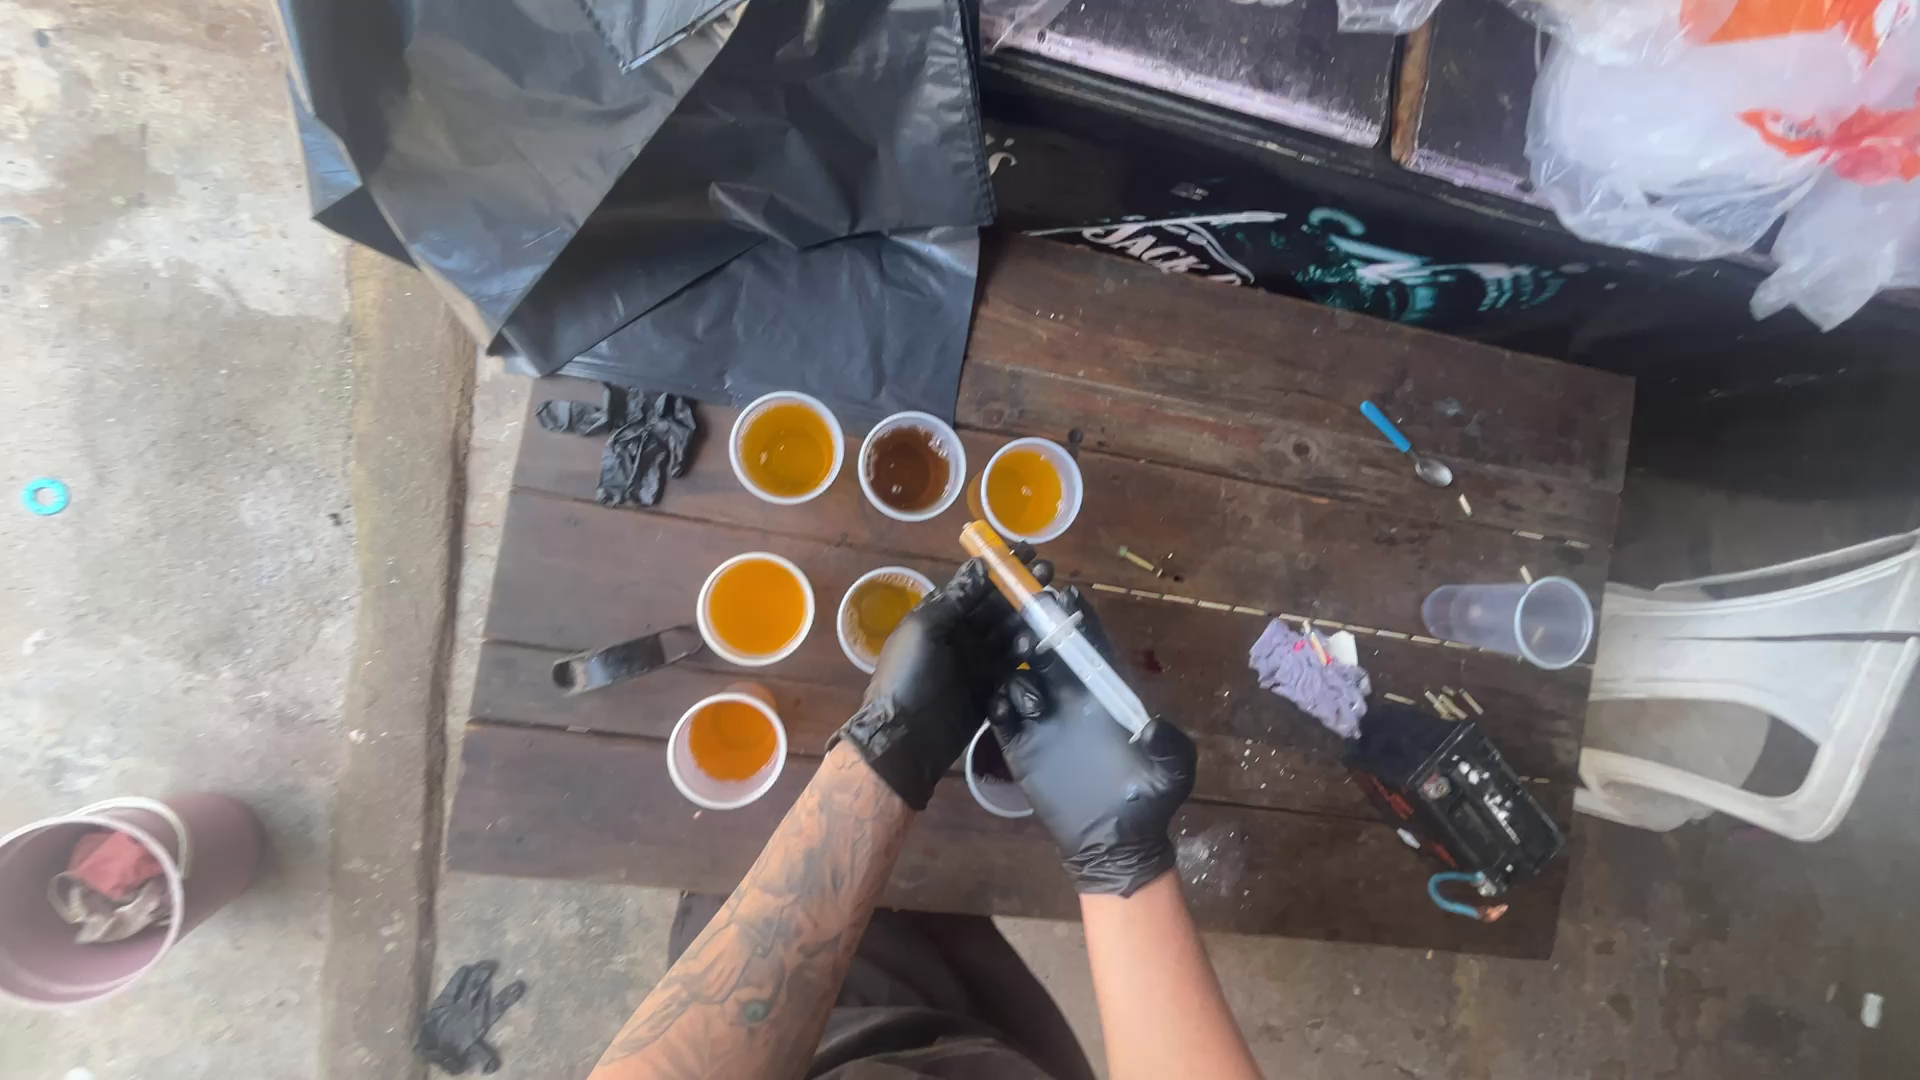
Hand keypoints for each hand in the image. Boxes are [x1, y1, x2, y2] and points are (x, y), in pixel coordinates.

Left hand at [835, 550, 1051, 809]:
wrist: (904, 739)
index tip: (1029, 551)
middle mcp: (961, 634)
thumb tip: (980, 564)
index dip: (1002, 567)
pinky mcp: (990, 688)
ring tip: (1049, 610)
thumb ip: (955, 598)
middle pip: (998, 606)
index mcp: (941, 615)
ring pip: (1009, 633)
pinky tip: (1041, 644)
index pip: (976, 583)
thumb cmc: (908, 676)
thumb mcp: (924, 630)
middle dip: (1022, 589)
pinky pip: (1013, 665)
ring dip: (1028, 619)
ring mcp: (977, 661)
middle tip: (1049, 573)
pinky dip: (1026, 653)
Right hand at [988, 588, 1196, 896]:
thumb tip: (1153, 723)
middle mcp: (1070, 696)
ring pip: (1020, 674)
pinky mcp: (1018, 742)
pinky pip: (1000, 712)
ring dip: (1017, 663)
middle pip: (1049, 650)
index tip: (1069, 594)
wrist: (1113, 844)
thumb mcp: (1172, 773)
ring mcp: (1041, 717)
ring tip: (1023, 664)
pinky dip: (998, 702)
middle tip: (1032, 619)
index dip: (1081, 618)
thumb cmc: (1148, 802)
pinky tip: (1004, 706)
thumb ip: (1169, 746)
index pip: (1091, 646)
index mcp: (1104, 693)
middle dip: (1039, 627)